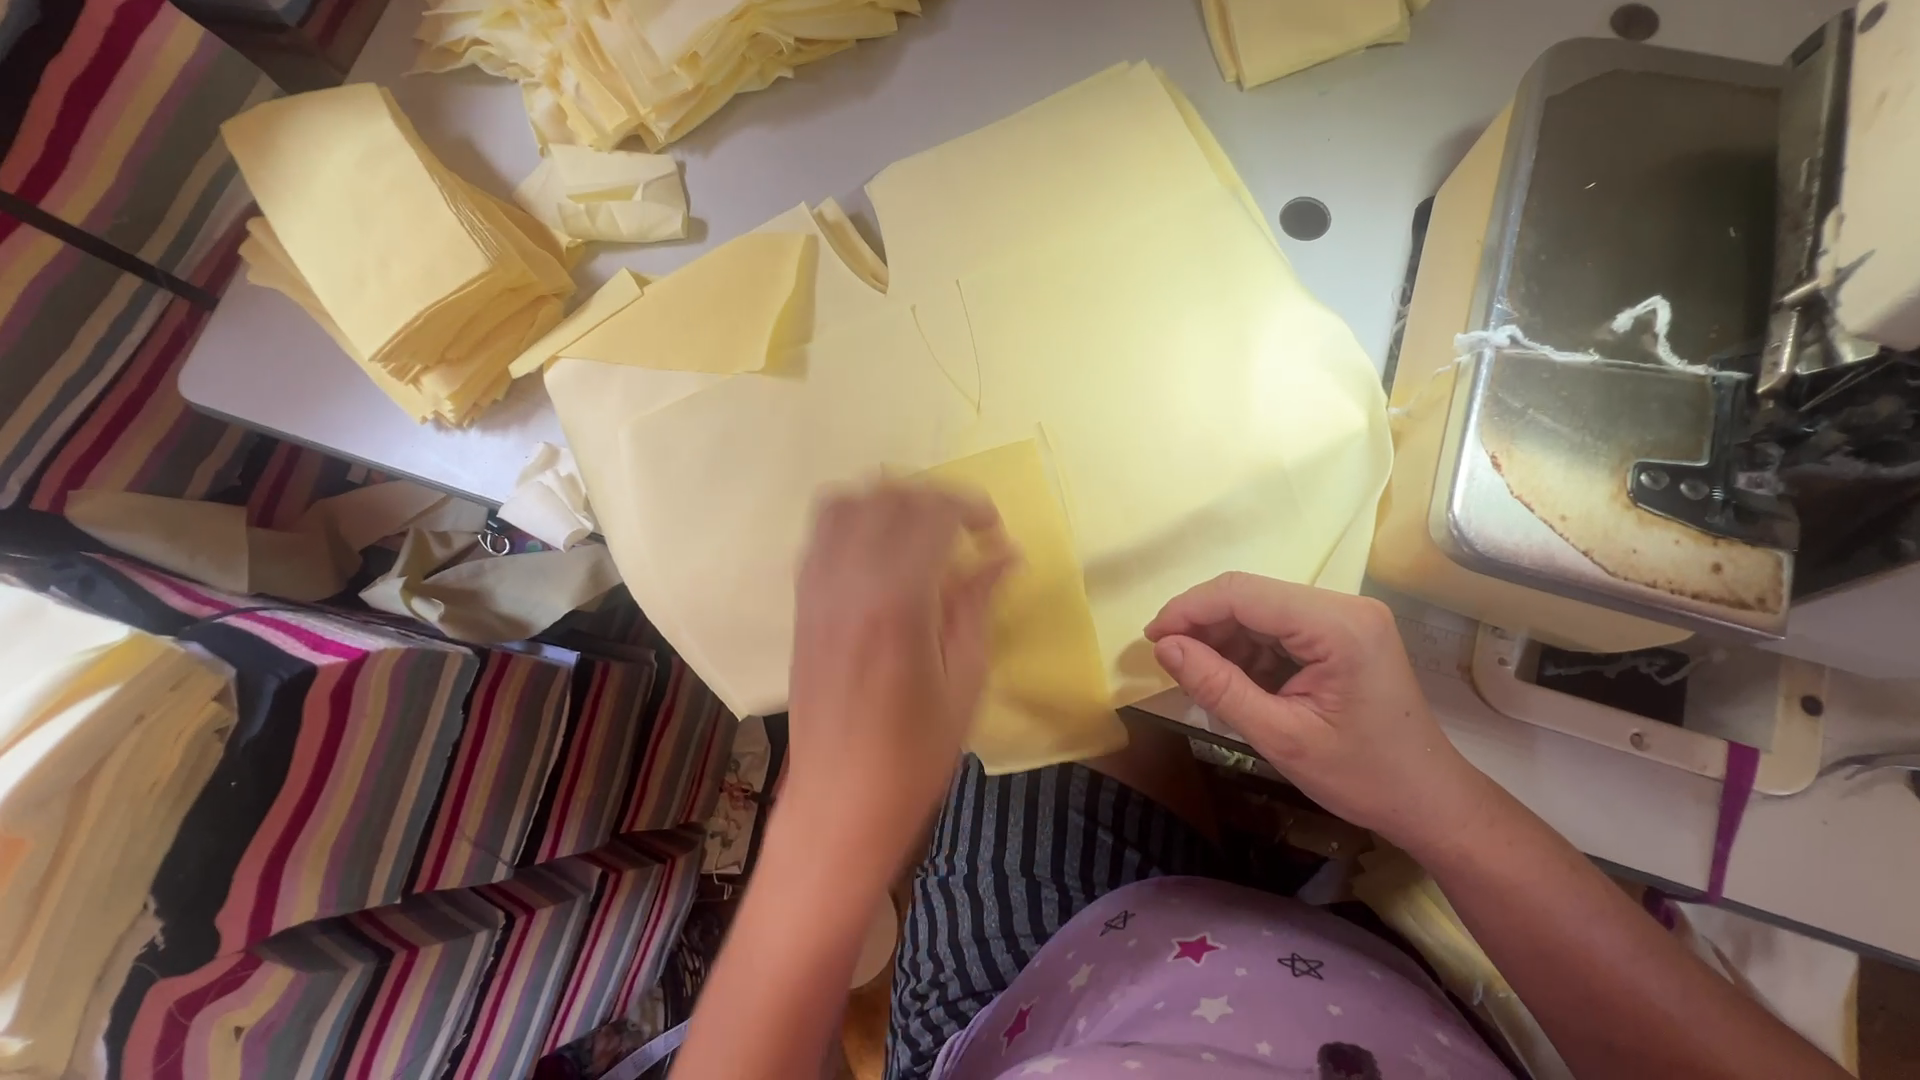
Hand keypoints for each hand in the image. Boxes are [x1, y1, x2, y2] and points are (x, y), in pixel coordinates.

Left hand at [786, 482, 1013, 853]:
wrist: (840, 801)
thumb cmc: (915, 755)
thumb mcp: (965, 681)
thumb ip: (977, 605)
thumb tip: (1005, 555)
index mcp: (897, 601)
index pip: (931, 513)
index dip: (971, 508)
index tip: (994, 533)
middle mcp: (848, 581)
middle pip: (888, 497)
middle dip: (934, 500)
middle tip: (966, 534)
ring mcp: (816, 590)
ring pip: (844, 504)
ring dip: (888, 504)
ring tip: (921, 535)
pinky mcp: (800, 605)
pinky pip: (820, 537)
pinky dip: (854, 525)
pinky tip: (882, 558)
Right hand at [1144, 573, 1490, 849]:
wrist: (1429, 801)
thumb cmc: (1362, 776)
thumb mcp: (1281, 737)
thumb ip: (1218, 687)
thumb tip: (1164, 648)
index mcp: (1338, 626)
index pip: (1243, 594)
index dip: (1189, 610)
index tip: (1151, 640)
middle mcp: (1343, 607)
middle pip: (1250, 597)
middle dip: (1203, 626)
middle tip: (1169, 662)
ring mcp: (1345, 618)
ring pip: (1259, 611)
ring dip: (1223, 640)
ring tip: (1201, 680)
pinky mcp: (1341, 634)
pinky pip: (1277, 628)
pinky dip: (1247, 651)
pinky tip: (1234, 682)